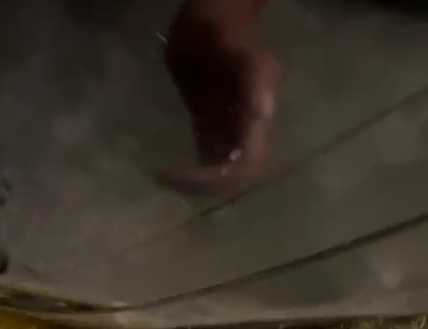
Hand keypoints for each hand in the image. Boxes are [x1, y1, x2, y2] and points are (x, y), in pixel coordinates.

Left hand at [161, 1, 280, 196]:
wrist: (210, 42)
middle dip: (203, 187)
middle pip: (233, 182)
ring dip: (193, 188)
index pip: (246, 166)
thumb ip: (255, 82)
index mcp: (258, 122)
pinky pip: (205, 171)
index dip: (217, 178)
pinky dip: (187, 179)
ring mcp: (230, 140)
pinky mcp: (213, 140)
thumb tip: (262, 113)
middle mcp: (247, 137)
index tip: (183, 176)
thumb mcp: (246, 58)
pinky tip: (165, 175)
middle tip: (169, 182)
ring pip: (219, 182)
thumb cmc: (230, 47)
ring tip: (165, 180)